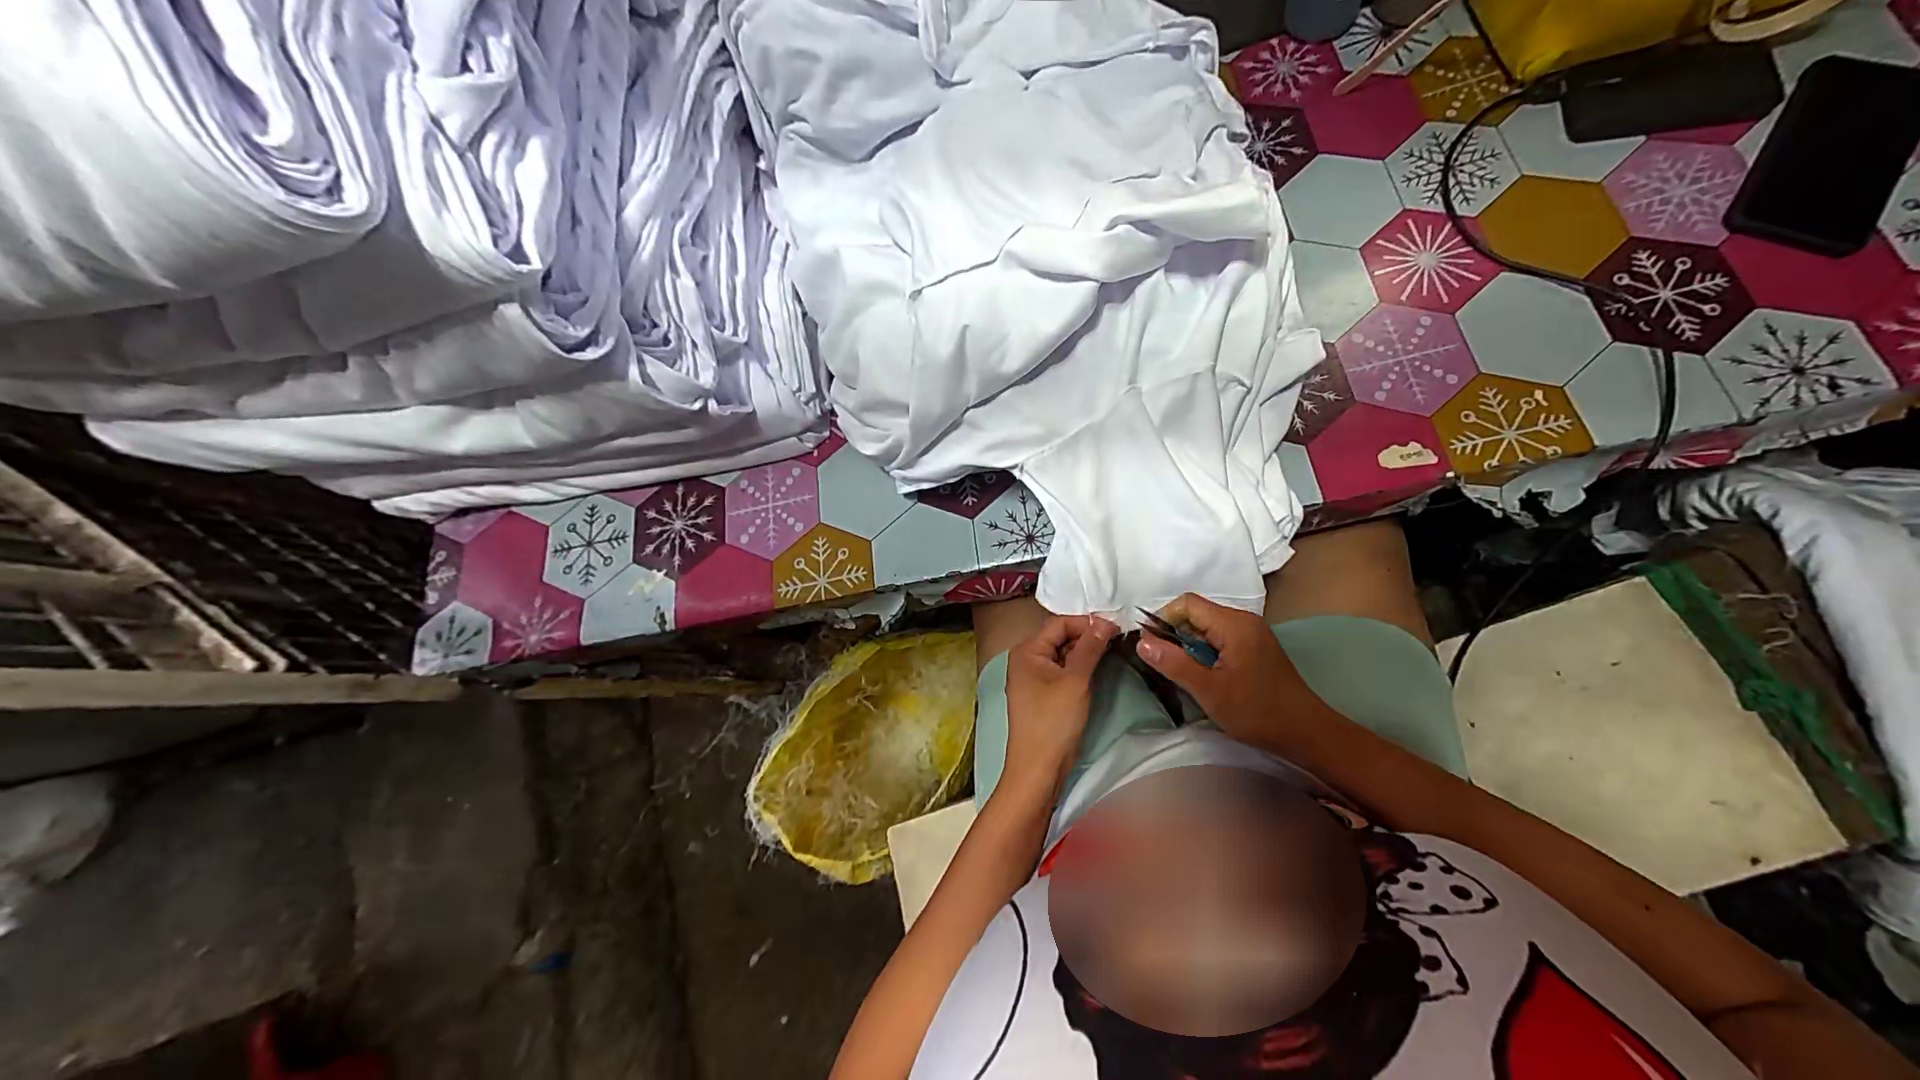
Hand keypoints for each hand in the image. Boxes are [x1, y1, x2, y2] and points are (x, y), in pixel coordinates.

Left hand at [999, 614, 1119, 802]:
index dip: (1087, 622)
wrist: (1038, 768)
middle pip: (1060, 637)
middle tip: (1119, 638)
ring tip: (1113, 651)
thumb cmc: (1053, 722)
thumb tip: (1105, 622)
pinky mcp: (1042, 695)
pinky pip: (1062, 671)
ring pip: (1063, 655)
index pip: (1059, 623)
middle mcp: (1026, 660)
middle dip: (1088, 636)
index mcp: (1026, 650)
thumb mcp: (1076, 680)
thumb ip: (1090, 647)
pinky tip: (1098, 669)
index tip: (1117, 626)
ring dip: (1086, 652)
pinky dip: (1080, 668)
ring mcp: (1032, 678)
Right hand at [1135, 593, 1295, 739]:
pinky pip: (1220, 639)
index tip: (1151, 646)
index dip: (1163, 620)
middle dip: (1175, 634)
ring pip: (1207, 628)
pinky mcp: (1255, 648)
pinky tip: (1203, 676)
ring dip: (1189, 646)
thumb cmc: (1256, 711)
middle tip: (1164, 664)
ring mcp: (1252, 634)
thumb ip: (1174, 663)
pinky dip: (1205, 653)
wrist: (1306, 734)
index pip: (1187, 604)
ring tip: (1182, 673)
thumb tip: (1142, 642)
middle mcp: (1244, 621)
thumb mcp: (1209, 690)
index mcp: (1234, 624)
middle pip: (1196, 614)